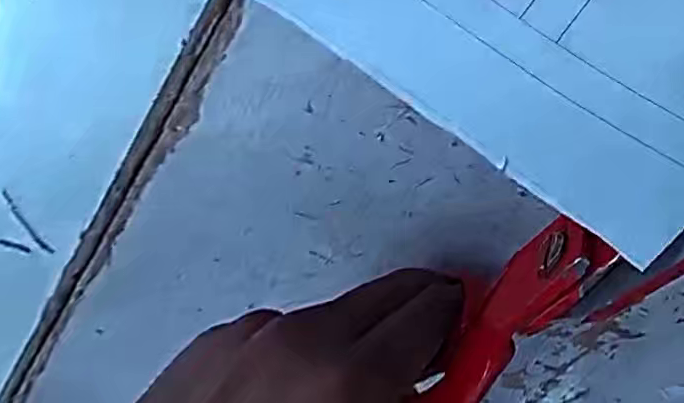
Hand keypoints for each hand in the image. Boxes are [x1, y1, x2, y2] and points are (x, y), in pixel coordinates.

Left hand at [137, 269, 462, 402]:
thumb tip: (453, 380)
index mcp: (347, 377)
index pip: (437, 305)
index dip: (462, 316)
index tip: (473, 323)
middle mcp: (301, 340)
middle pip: (395, 291)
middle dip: (419, 316)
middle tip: (430, 348)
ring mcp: (250, 337)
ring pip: (335, 314)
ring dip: (353, 341)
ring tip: (339, 393)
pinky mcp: (210, 345)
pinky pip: (275, 332)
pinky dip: (292, 355)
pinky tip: (281, 401)